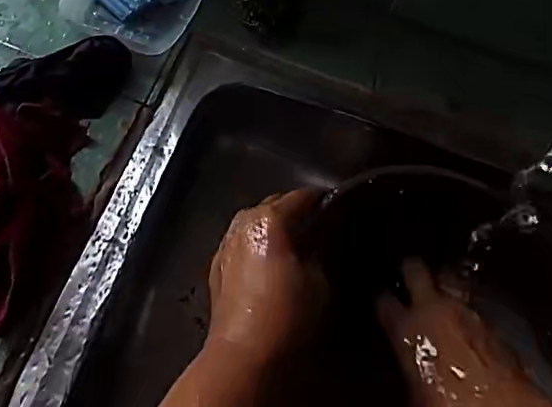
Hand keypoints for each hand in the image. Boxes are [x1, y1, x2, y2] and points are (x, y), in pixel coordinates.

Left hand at [205, 187, 327, 360]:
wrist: (241, 356)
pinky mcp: (217, 265)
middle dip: (295, 212)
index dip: (322, 200)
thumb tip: (324, 235)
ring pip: (257, 222)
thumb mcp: (320, 280)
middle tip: (315, 228)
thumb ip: (323, 248)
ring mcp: (227, 242)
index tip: (334, 205)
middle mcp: (244, 222)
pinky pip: (242, 243)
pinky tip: (268, 265)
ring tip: (293, 247)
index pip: (302, 196)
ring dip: (274, 228)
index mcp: (269, 217)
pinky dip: (256, 246)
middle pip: (276, 204)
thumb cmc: (283, 316)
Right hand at [376, 259, 551, 406]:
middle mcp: (434, 309)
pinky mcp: (489, 318)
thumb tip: (409, 368)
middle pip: (415, 271)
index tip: (384, 303)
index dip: (383, 301)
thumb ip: (409, 366)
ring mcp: (463, 308)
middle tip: (407, 274)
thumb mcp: (417, 390)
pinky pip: (469, 302)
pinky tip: (465, 320)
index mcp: (408, 329)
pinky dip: (464, 307)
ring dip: (442, 285)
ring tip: (438, 293)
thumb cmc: (451, 403)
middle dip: (410, 270)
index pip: (385, 302)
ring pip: (447, 279)